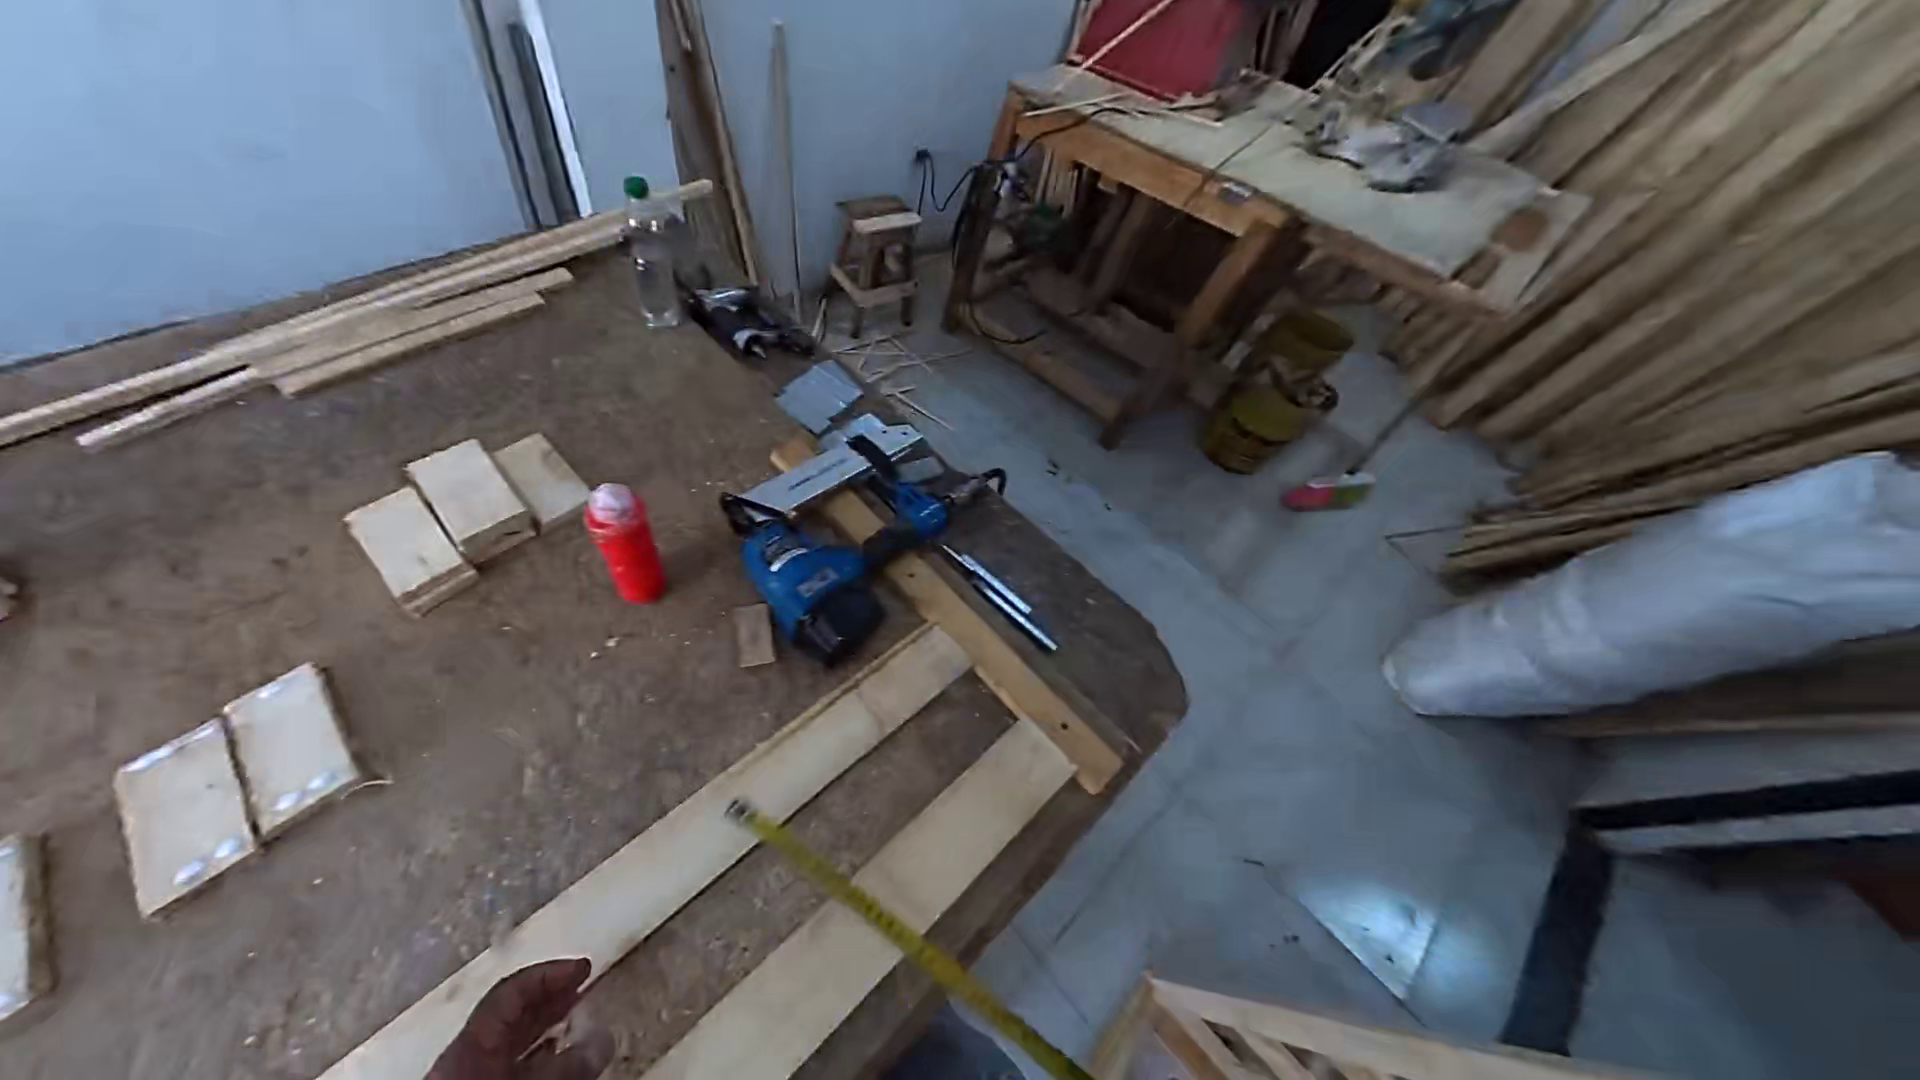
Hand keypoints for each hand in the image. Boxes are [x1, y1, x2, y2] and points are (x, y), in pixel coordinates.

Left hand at [426, 958, 614, 1079]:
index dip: (550, 973)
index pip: (511, 992)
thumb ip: (569, 1067)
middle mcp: (463, 1061)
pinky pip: (507, 1070)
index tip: (585, 968)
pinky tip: (559, 1063)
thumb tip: (604, 1041)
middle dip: (549, 998)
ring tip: (577, 1019)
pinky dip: (536, 1060)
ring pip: (508, 1045)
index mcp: (470, 1047)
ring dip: (545, 1028)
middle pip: (510, 1016)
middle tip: (583, 986)